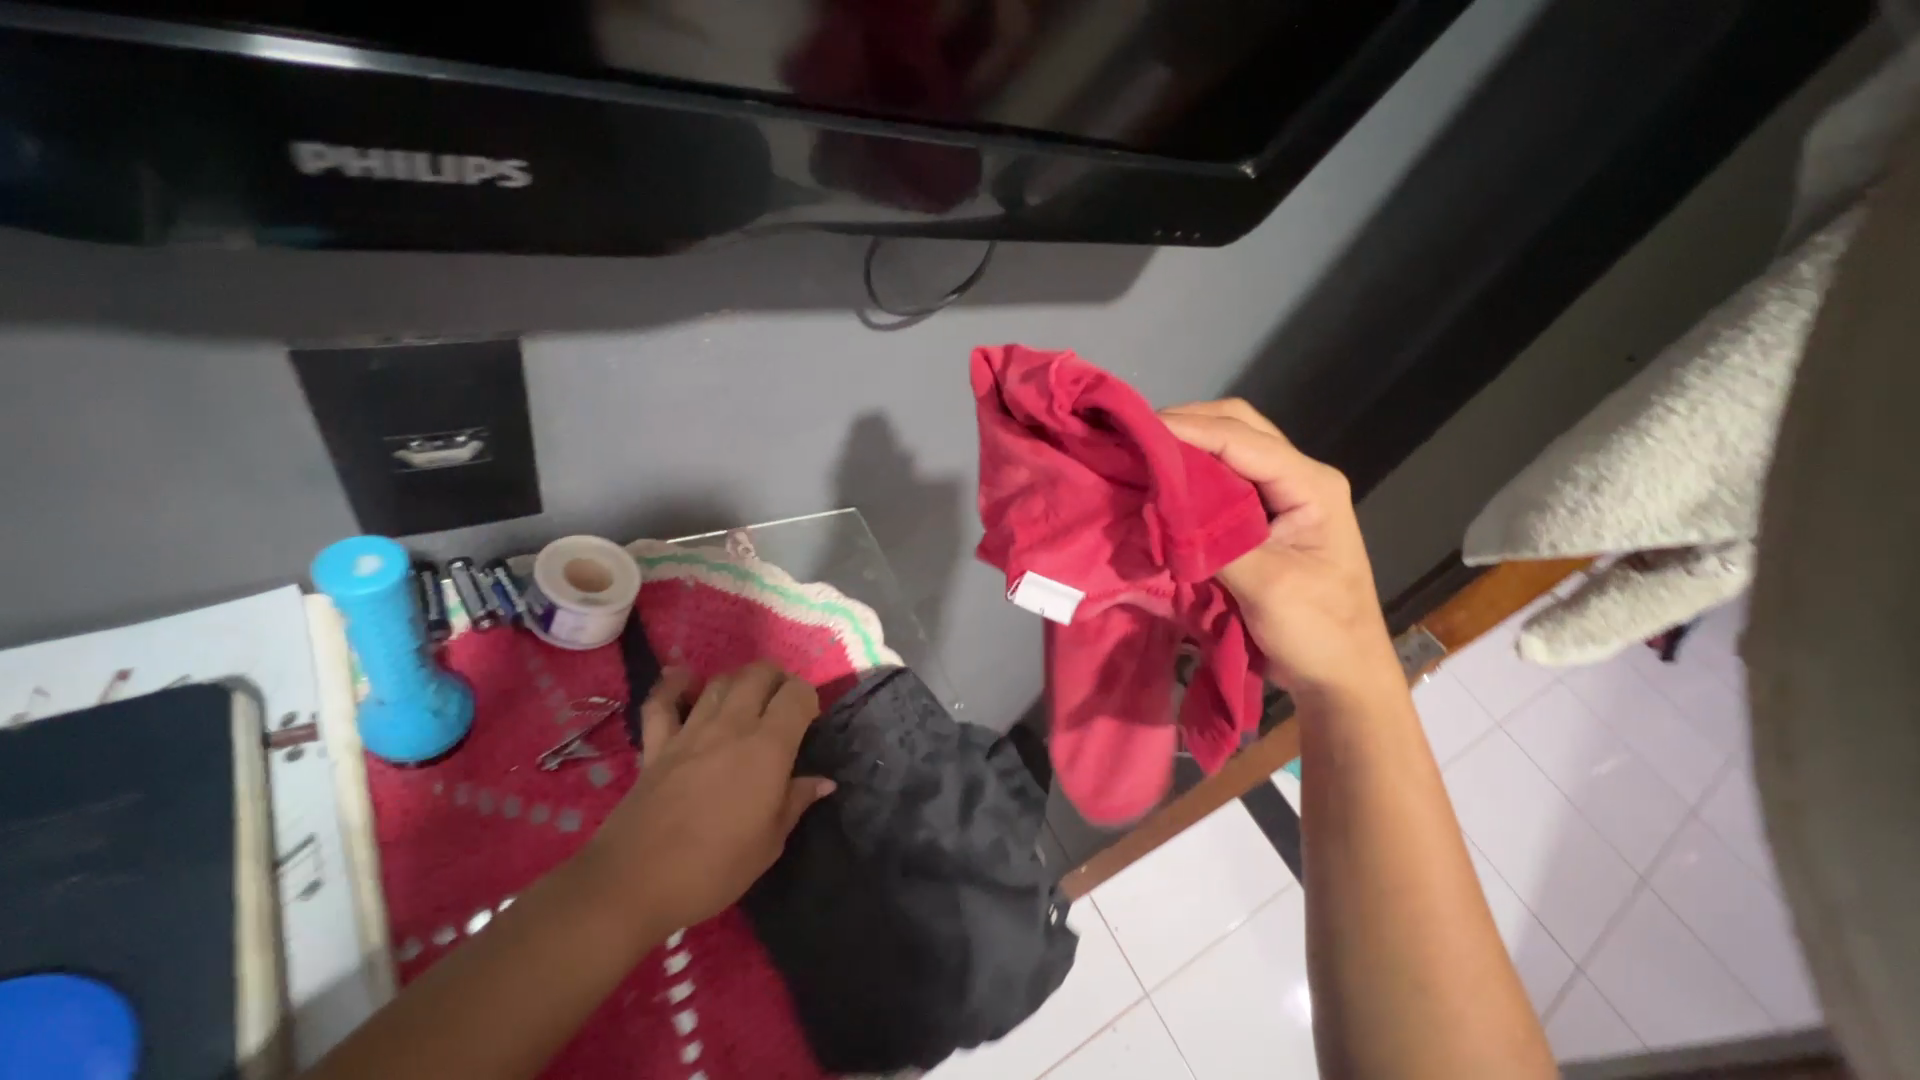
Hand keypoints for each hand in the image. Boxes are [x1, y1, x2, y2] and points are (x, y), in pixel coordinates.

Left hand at [583, 663, 834, 938]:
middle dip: (777, 680)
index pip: (796, 695)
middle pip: (759, 675)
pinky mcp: (655, 745)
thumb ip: (795, 802)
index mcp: (768, 748)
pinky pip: (662, 703)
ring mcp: (689, 732)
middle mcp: (731, 726)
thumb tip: (823, 781)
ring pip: (719, 682)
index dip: (808, 700)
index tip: (809, 723)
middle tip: (782, 706)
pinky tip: (684, 681)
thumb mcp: (769, 844)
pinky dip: (674, 686)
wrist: (634, 883)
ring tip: (747, 699)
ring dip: (739, 681)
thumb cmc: (715, 869)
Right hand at [1162, 399, 1401, 705]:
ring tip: (1141, 454)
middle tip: (1134, 437)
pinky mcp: (1264, 521)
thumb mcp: (1268, 586)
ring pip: (1230, 450)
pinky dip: (1191, 476)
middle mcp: (1298, 479)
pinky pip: (1223, 483)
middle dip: (1187, 426)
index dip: (1188, 429)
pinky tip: (1162, 485)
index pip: (1242, 438)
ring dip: (1188, 447)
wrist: (1342, 678)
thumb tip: (1159, 507)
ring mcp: (1282, 499)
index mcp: (1311, 485)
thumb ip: (1214, 541)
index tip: (1136, 432)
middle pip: (1238, 428)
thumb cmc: (1319, 632)